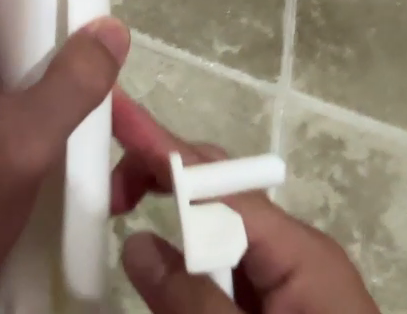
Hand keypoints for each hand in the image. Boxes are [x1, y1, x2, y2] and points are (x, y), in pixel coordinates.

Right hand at [110, 93, 379, 313]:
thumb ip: (191, 304)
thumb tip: (137, 244)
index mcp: (298, 253)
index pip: (218, 183)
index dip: (163, 146)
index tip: (118, 112)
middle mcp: (297, 252)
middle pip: (221, 193)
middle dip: (164, 177)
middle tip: (108, 191)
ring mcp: (292, 280)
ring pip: (221, 230)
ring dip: (175, 220)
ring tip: (127, 208)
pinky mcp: (284, 306)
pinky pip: (229, 268)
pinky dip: (192, 263)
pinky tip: (168, 269)